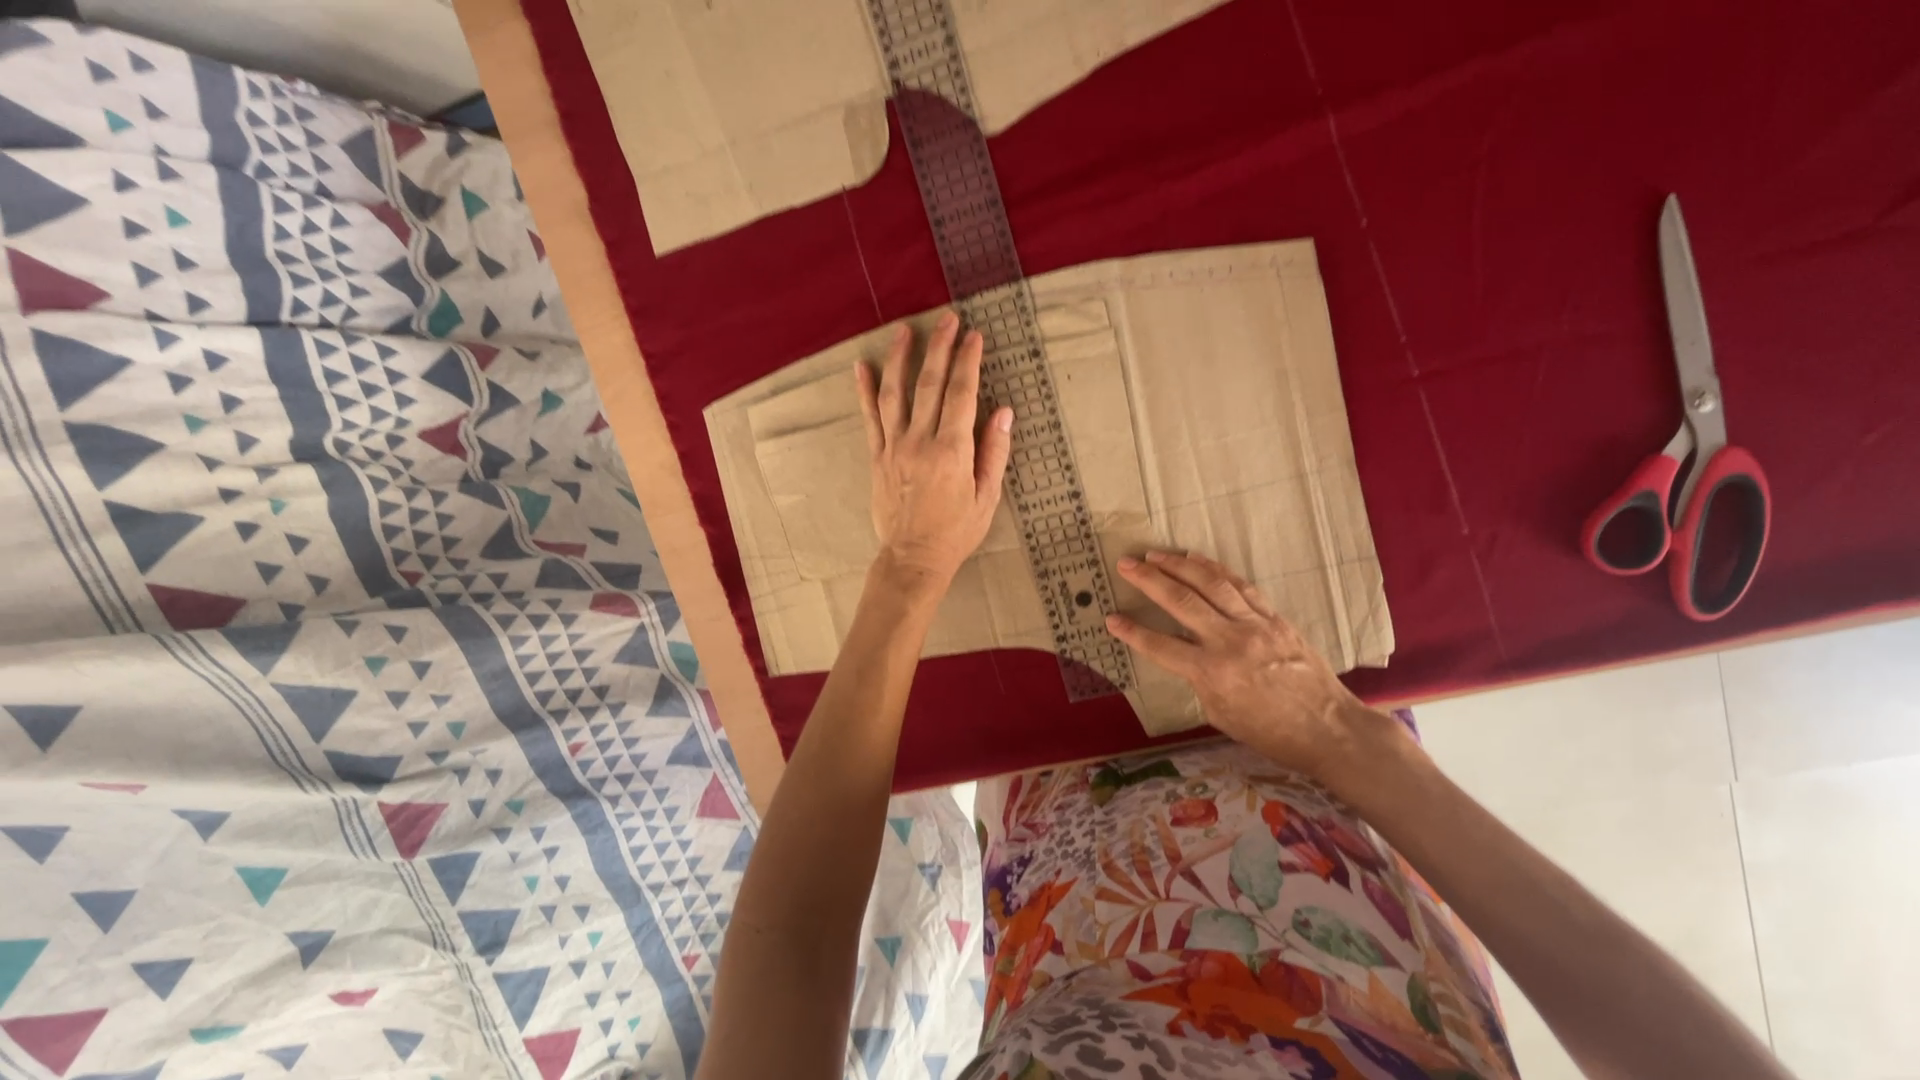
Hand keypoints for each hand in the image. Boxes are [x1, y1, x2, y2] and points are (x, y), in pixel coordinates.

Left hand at [856, 312, 1013, 587]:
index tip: (974, 336)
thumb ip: (995, 452)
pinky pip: (869, 418)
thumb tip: (1005, 412)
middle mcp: (920, 442)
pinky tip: (862, 366)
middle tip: (947, 319)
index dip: (969, 361)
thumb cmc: (956, 532)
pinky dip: (864, 391)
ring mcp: (894, 448)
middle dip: (940, 347)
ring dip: (901, 358)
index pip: (963, 394)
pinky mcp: (877, 457)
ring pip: (895, 393)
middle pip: (930, 384)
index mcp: (952, 451)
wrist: (913, 559)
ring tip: (905, 330)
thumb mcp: (987, 497)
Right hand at [1107, 551, 1397, 782]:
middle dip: (1149, 580)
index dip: (1132, 632)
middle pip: (1181, 601)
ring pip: (1210, 584)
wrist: (1329, 729)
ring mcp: (1255, 625)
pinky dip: (1215, 570)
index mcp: (1212, 674)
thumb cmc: (1271, 734)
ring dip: (1179, 565)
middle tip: (1126, 564)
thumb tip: (1186, 657)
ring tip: (1155, 554)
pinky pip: (1240, 586)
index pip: (1160, 646)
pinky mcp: (1275, 617)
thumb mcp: (1221, 715)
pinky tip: (1198, 560)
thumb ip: (1198, 681)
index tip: (1111, 618)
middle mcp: (1230, 641)